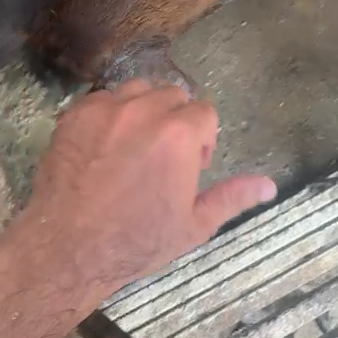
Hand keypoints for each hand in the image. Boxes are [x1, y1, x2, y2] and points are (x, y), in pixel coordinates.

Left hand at [11, 80, 276, 304]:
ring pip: (138, 90)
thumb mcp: (193, 226)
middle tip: (163, 158)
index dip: (203, 139)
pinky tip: (105, 148)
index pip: (205, 112)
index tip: (191, 166)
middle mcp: (144, 110)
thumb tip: (270, 185)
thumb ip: (232, 197)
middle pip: (173, 95)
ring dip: (144, 111)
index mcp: (179, 134)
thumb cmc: (135, 241)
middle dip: (175, 121)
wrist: (68, 247)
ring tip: (134, 147)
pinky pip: (104, 99)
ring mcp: (106, 109)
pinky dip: (110, 115)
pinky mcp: (75, 114)